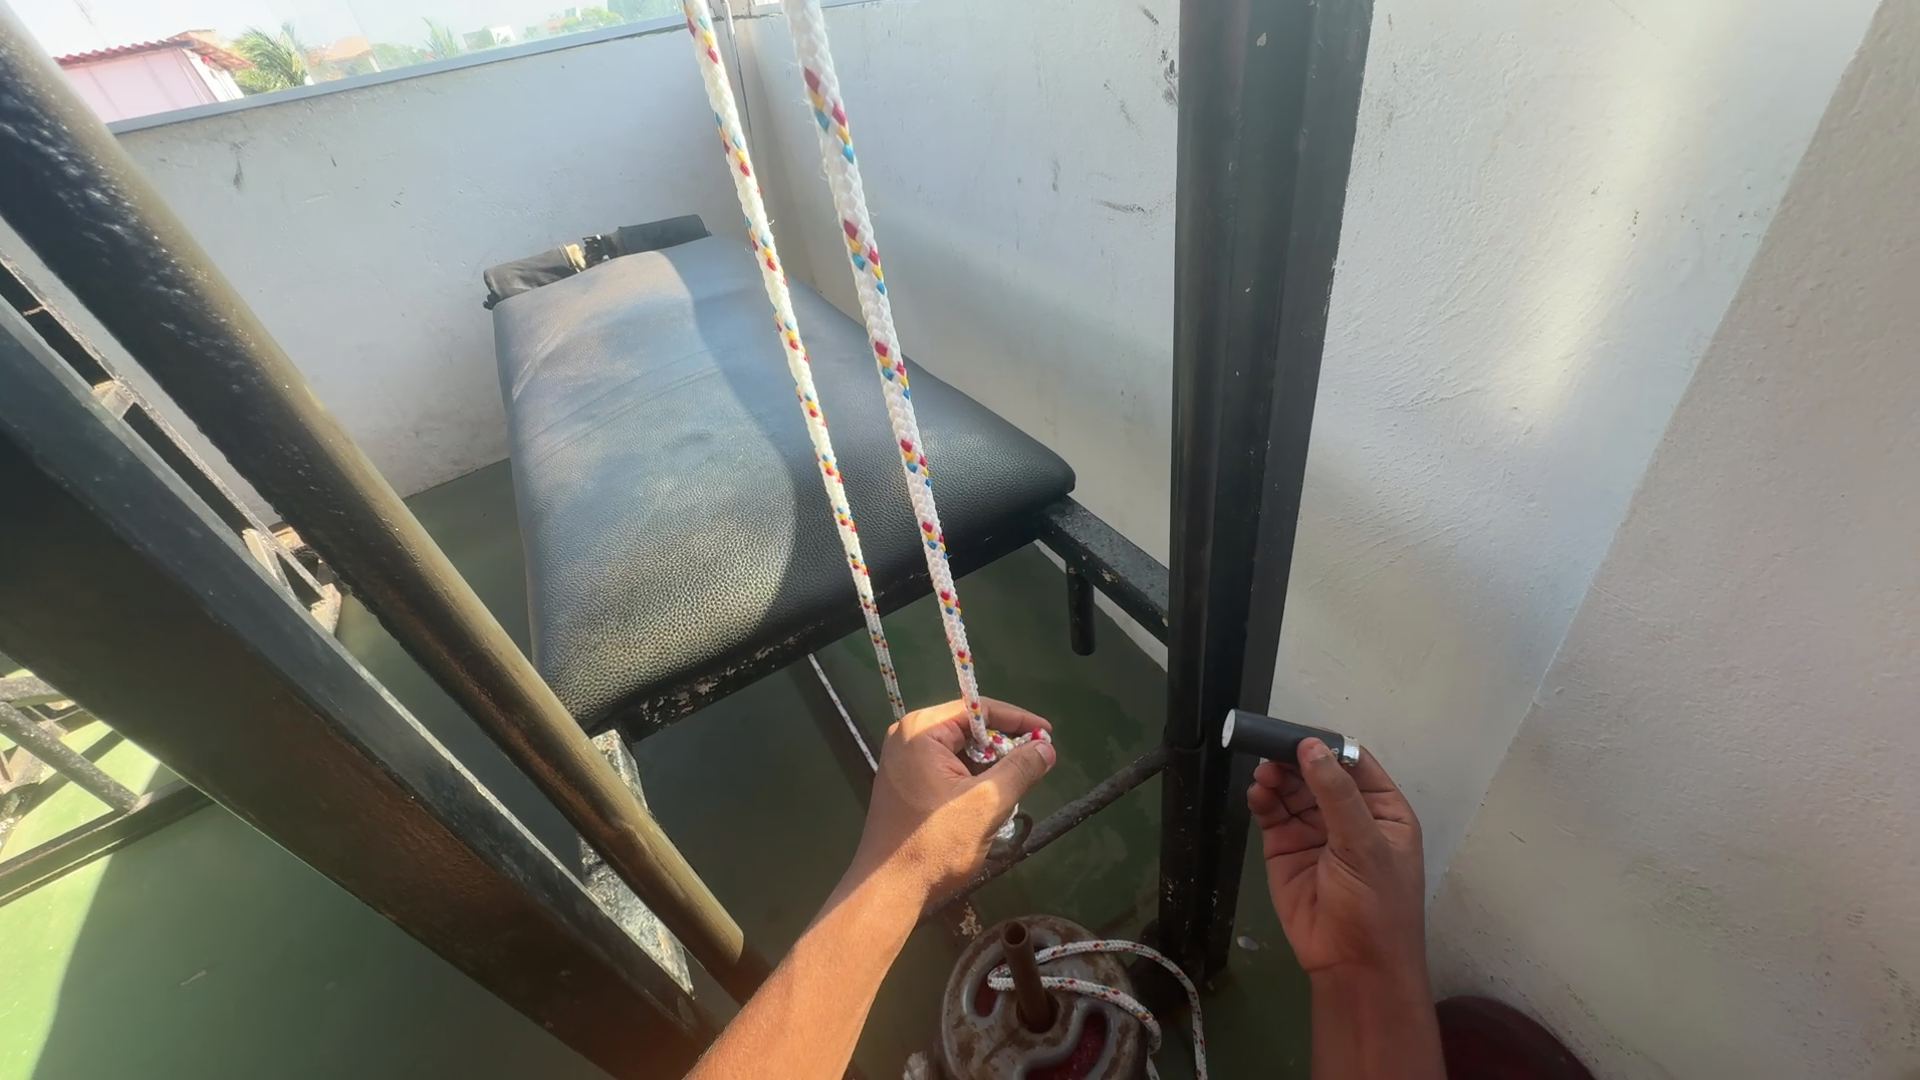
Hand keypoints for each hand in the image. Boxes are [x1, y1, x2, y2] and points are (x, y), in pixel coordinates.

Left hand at [846, 698, 1055, 908]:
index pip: (977, 708)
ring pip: (961, 752)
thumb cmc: (935, 843)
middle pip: (969, 729)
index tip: (1047, 734)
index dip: (1017, 720)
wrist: (888, 891)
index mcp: (922, 730)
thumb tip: (1046, 748)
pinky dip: (972, 781)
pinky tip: (990, 803)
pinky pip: (948, 769)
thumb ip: (1020, 769)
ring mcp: (904, 761)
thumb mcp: (987, 803)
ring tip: (1014, 789)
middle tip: (1035, 763)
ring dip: (990, 768)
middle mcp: (908, 736)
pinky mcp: (906, 784)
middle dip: (1004, 747)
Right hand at [1248, 739, 1425, 979]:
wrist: (1351, 967)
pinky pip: (1270, 810)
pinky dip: (1261, 798)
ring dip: (1275, 777)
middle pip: (1314, 771)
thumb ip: (1336, 794)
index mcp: (1381, 811)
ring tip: (1264, 777)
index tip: (1297, 734)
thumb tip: (1310, 745)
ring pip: (1289, 787)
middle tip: (1268, 749)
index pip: (1352, 763)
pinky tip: (1258, 794)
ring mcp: (1313, 829)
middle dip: (1292, 759)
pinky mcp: (1284, 845)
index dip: (1326, 746)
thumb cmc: (1375, 906)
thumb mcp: (1364, 846)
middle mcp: (1346, 815)